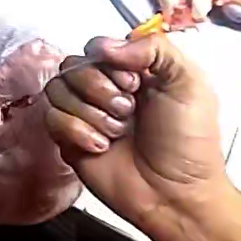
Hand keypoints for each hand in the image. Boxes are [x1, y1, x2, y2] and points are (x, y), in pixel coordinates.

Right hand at [43, 33, 229, 224]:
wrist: (174, 194)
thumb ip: (154, 48)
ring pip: (57, 90)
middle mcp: (103, 89)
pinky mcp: (68, 138)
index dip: (108, 63)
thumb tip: (104, 47)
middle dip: (99, 90)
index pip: (96, 47)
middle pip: (72, 66)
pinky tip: (101, 147)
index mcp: (132, 71)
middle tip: (127, 112)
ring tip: (116, 133)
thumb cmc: (188, 142)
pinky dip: (77, 132)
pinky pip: (51, 118)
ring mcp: (83, 113)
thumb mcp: (189, 83)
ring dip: (90, 113)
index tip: (135, 83)